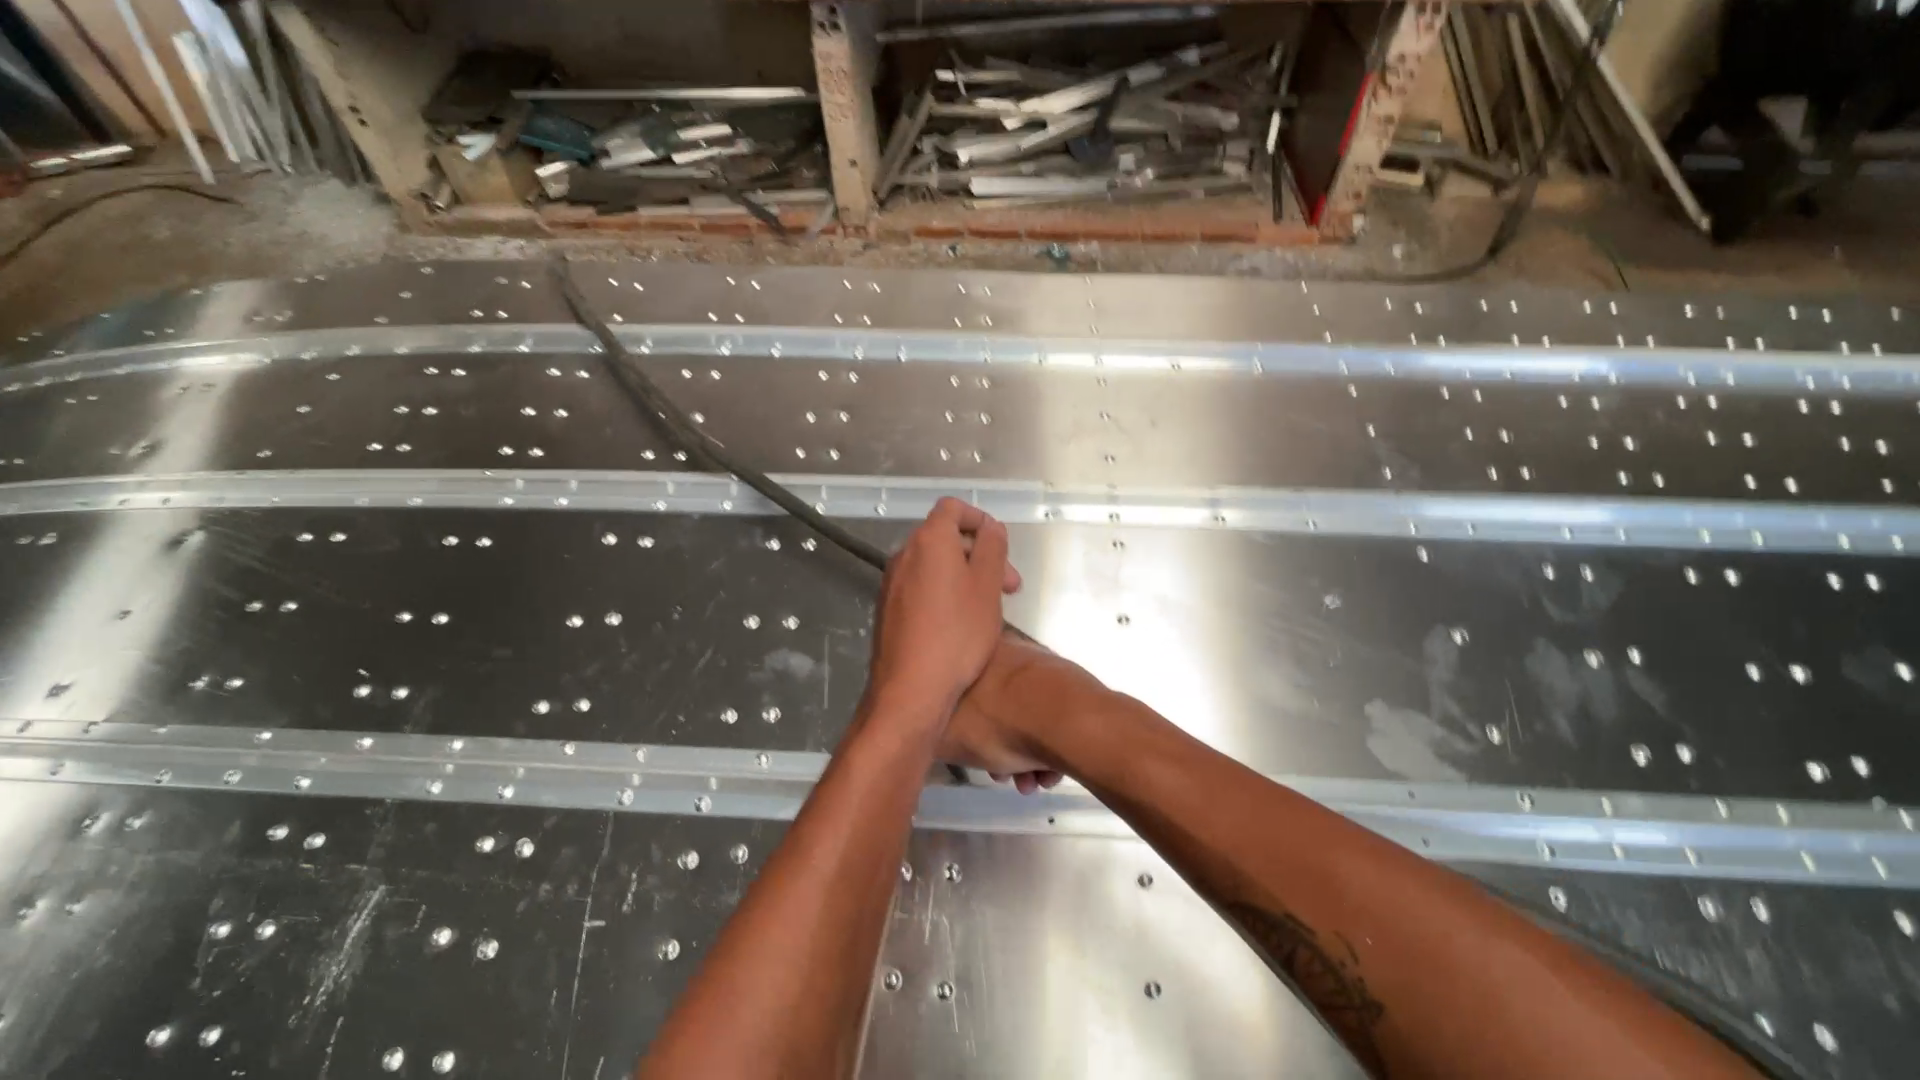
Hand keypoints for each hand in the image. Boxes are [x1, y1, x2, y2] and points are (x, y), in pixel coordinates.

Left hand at [865, 498, 1020, 726]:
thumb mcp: (987, 586)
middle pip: (945, 538)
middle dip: (980, 554)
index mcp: (929, 541)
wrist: (910, 689)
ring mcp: (892, 584)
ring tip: (989, 608)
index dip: (979, 518)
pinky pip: (921, 588)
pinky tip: (961, 624)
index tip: (1000, 544)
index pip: (953, 508)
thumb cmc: (957, 633)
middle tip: (1009, 586)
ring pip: (934, 566)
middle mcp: (904, 555)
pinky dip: (944, 593)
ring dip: (964, 576)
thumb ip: (992, 548)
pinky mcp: (888, 610)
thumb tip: (991, 527)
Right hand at [940, 634, 1099, 793]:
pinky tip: (1050, 773)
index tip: (967, 756)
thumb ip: (930, 734)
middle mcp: (1008, 652)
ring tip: (1032, 783)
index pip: (955, 693)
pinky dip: (1047, 748)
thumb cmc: (1000, 725)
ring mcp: (1042, 668)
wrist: (1071, 721)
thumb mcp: (945, 738)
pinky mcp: (1072, 687)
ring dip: (1024, 758)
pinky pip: (1049, 720)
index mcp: (974, 655)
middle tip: (1003, 778)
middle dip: (996, 752)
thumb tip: (931, 734)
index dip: (959, 731)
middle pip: (991, 710)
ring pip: (1022, 719)